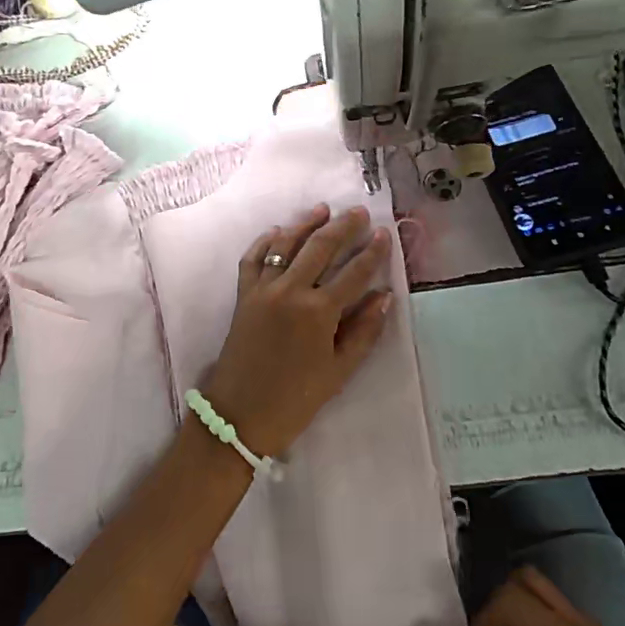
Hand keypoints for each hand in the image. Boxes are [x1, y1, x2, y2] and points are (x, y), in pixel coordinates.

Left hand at [197, 203, 393, 458]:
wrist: (240, 416)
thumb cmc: (297, 398)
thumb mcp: (339, 371)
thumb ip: (364, 331)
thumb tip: (384, 297)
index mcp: (319, 312)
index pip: (354, 273)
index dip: (372, 252)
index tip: (383, 233)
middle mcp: (290, 292)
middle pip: (320, 248)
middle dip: (342, 227)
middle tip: (357, 212)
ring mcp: (263, 290)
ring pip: (286, 245)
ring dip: (305, 224)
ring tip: (322, 210)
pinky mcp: (243, 296)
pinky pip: (253, 258)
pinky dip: (266, 242)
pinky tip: (278, 231)